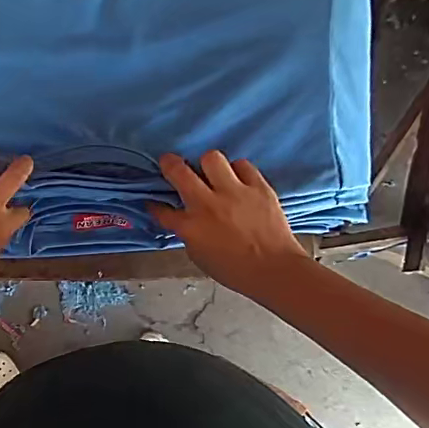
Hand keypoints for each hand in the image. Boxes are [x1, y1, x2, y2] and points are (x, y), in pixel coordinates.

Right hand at [149, 151, 308, 294]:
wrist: (274, 269)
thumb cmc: (234, 270)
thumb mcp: (200, 256)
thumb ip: (189, 235)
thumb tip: (185, 221)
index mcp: (190, 227)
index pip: (163, 210)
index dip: (155, 205)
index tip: (154, 202)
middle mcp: (207, 204)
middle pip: (179, 171)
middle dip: (169, 164)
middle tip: (170, 163)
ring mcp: (234, 192)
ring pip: (211, 158)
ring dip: (207, 165)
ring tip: (211, 173)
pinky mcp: (258, 187)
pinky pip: (242, 165)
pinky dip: (237, 170)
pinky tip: (237, 179)